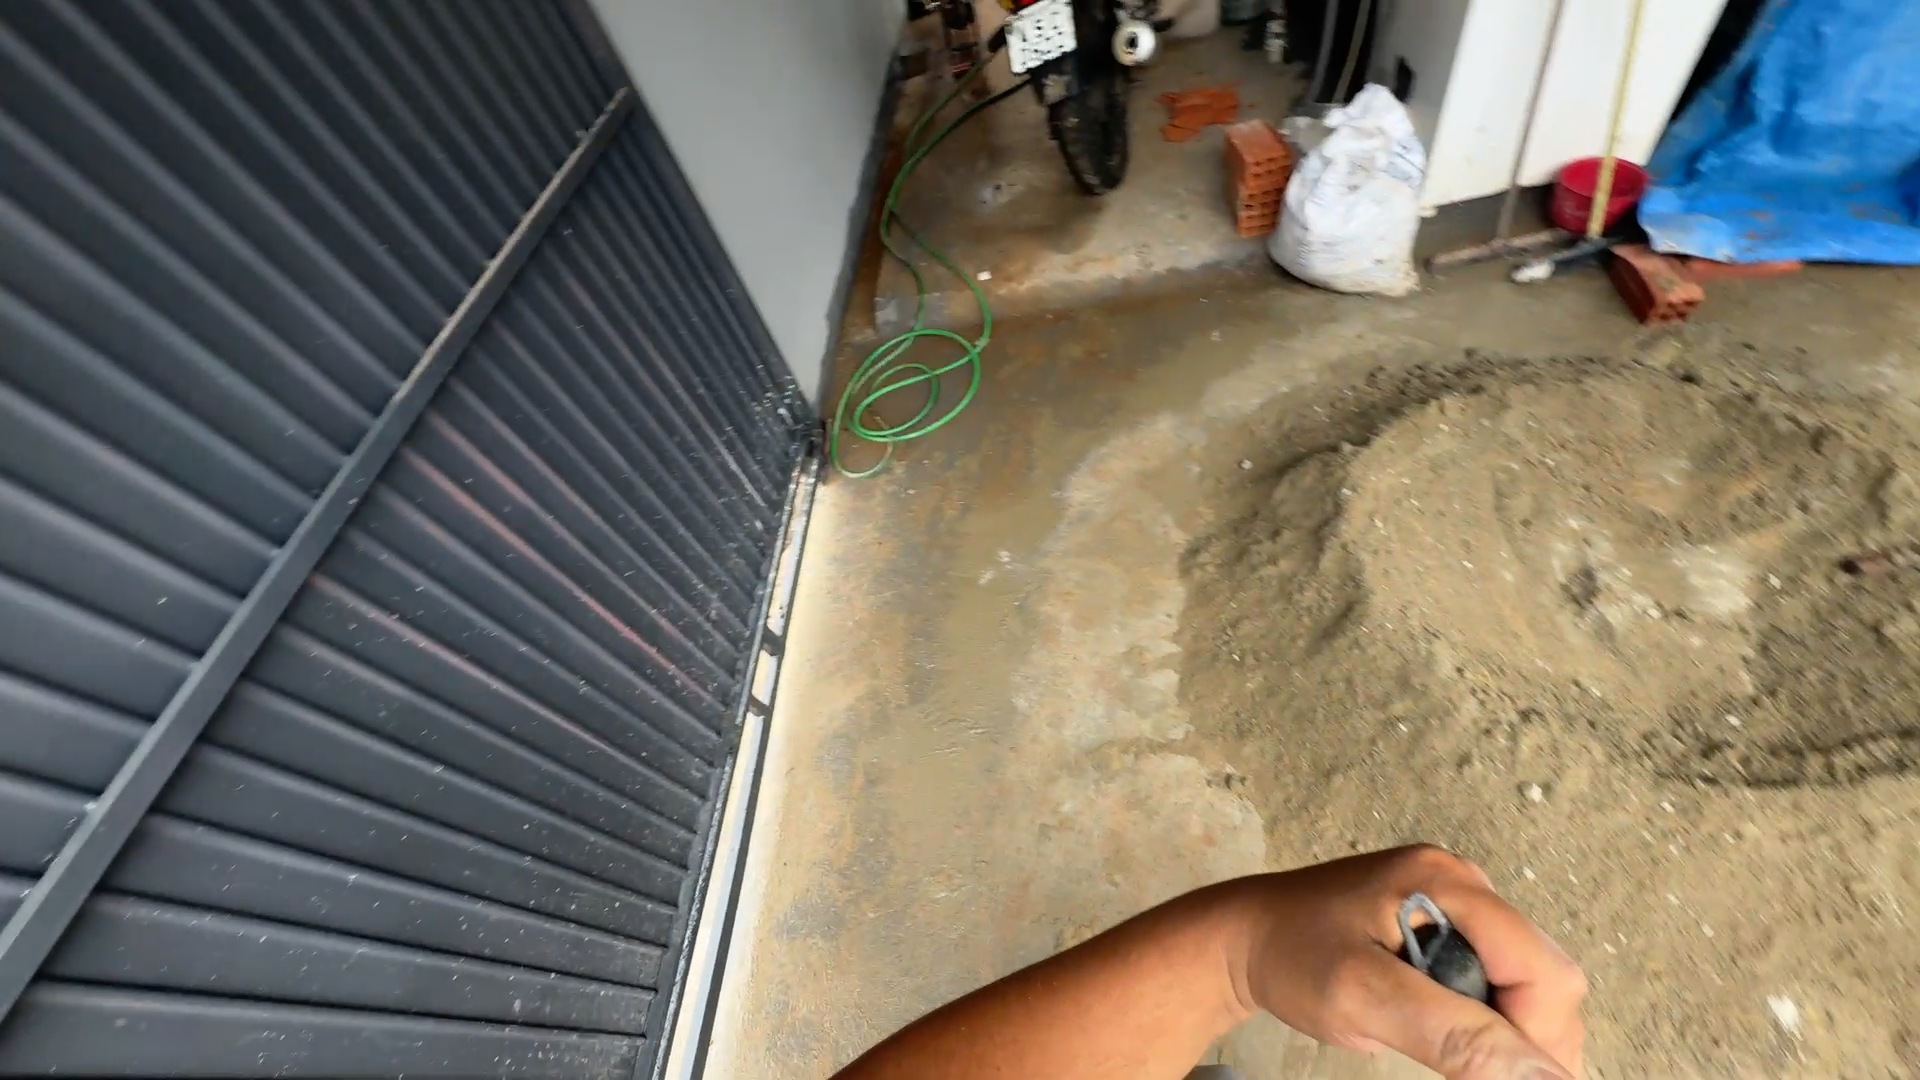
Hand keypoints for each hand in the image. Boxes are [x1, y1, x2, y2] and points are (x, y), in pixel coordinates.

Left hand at [1221, 845, 1585, 1079]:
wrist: (1244, 938)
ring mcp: (1447, 898)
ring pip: (1522, 986)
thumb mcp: (1364, 997)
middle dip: (1518, 1035)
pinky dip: (1476, 1016)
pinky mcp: (1434, 920)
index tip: (1483, 1072)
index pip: (1547, 974)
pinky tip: (1430, 1020)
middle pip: (1542, 979)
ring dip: (1496, 1029)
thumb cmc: (1291, 957)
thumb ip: (1456, 1036)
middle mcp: (1457, 881)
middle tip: (1450, 1058)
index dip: (1536, 1038)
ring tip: (1429, 1034)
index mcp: (1446, 881)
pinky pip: (1490, 979)